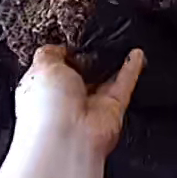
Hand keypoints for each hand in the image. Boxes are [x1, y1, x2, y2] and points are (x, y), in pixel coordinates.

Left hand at [7, 46, 145, 167]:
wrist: (67, 139)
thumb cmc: (45, 110)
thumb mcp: (40, 68)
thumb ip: (49, 54)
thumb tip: (59, 47)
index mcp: (45, 90)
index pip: (55, 69)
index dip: (63, 54)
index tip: (74, 39)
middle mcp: (68, 99)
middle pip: (83, 74)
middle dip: (89, 58)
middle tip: (96, 40)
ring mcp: (92, 104)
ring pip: (106, 78)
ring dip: (113, 61)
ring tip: (120, 41)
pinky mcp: (113, 107)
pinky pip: (124, 84)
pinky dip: (131, 68)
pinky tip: (136, 54)